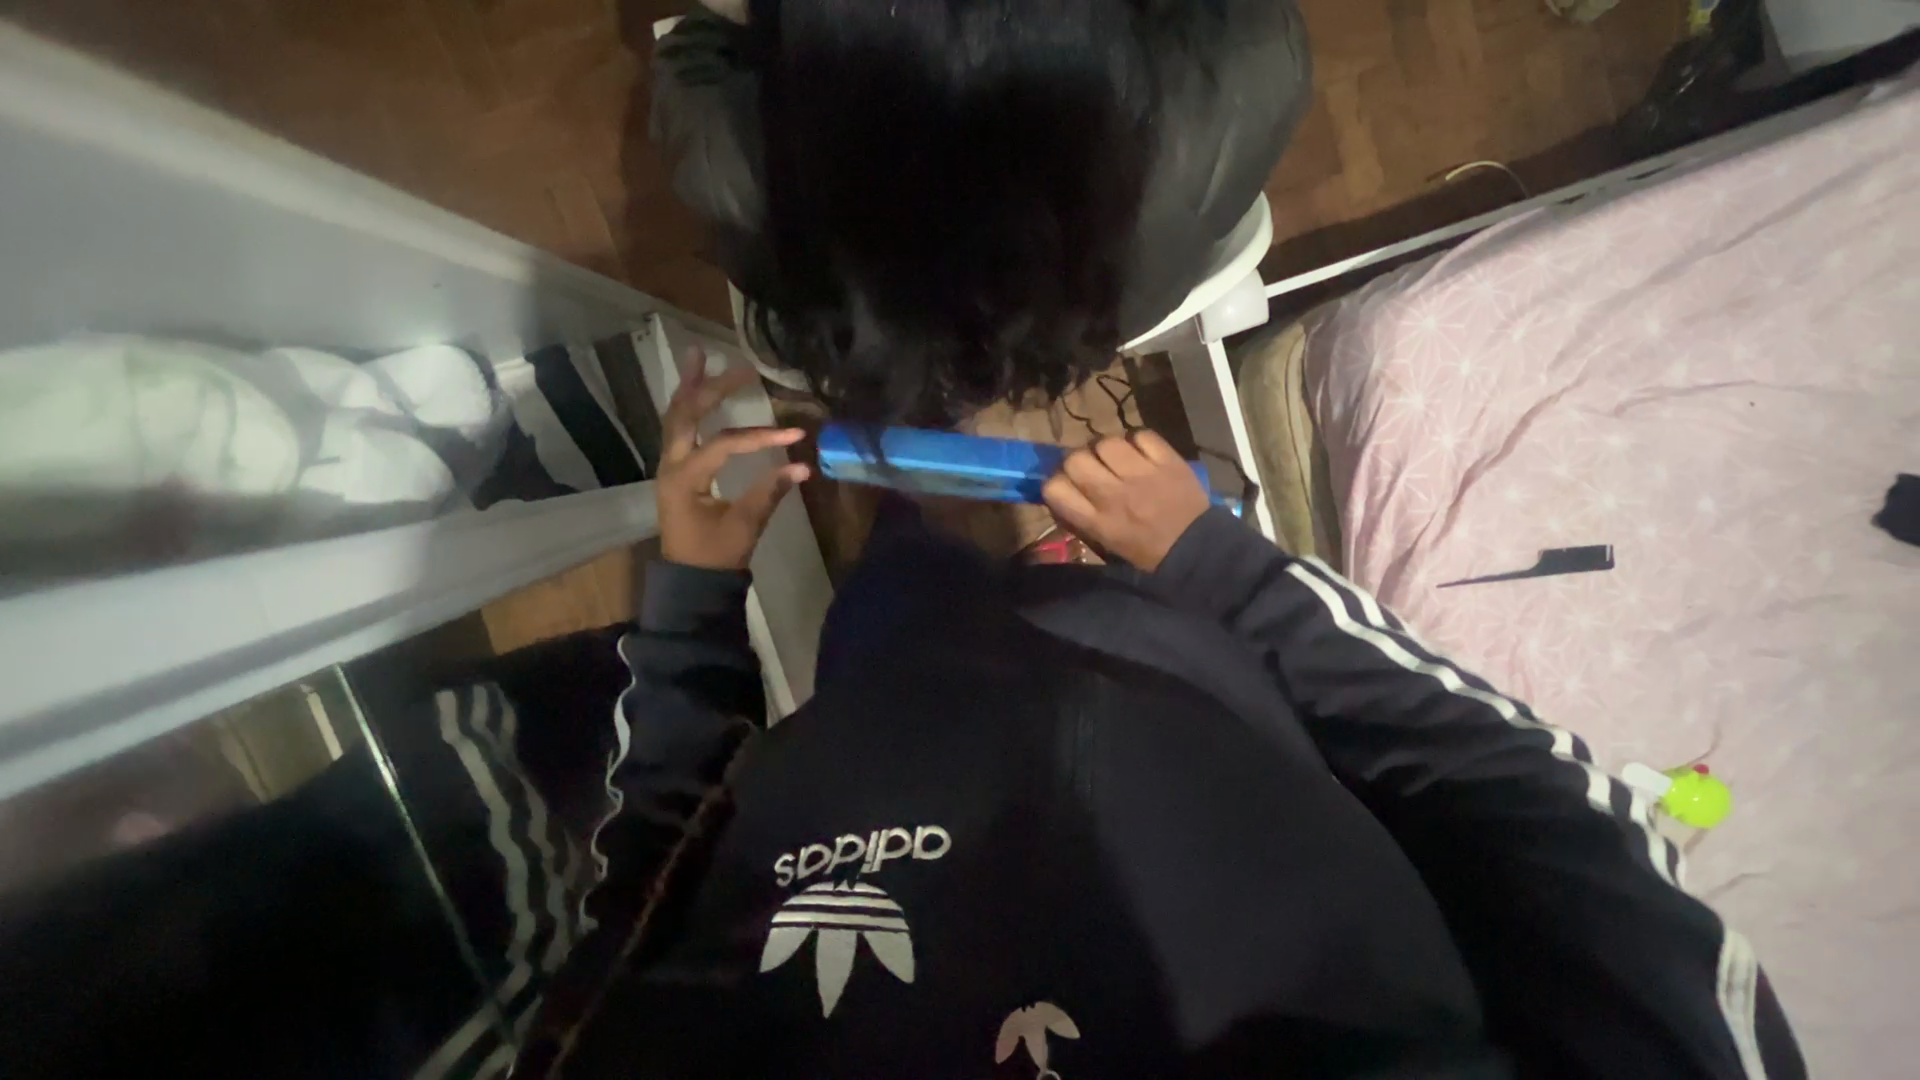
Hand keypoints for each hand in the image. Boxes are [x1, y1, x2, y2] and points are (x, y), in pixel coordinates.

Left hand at [657, 348, 809, 570]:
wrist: (690, 581)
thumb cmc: (716, 555)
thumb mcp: (746, 526)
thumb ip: (770, 493)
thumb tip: (804, 467)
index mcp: (685, 478)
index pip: (725, 444)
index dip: (761, 436)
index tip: (796, 435)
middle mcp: (670, 464)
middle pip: (686, 414)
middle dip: (712, 387)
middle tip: (740, 366)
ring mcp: (668, 465)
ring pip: (675, 416)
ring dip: (689, 387)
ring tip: (697, 356)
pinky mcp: (674, 470)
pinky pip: (677, 428)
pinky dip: (686, 405)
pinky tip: (695, 390)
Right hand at [1042, 432, 1210, 571]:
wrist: (1198, 549)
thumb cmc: (1149, 552)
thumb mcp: (1107, 543)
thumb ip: (1082, 516)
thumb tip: (1062, 490)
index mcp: (1098, 522)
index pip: (1055, 489)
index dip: (1056, 483)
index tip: (1067, 485)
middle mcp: (1114, 496)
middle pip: (1075, 460)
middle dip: (1078, 461)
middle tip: (1092, 468)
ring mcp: (1142, 475)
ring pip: (1106, 443)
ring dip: (1107, 449)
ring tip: (1117, 458)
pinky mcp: (1167, 461)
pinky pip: (1141, 435)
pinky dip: (1138, 441)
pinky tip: (1141, 453)